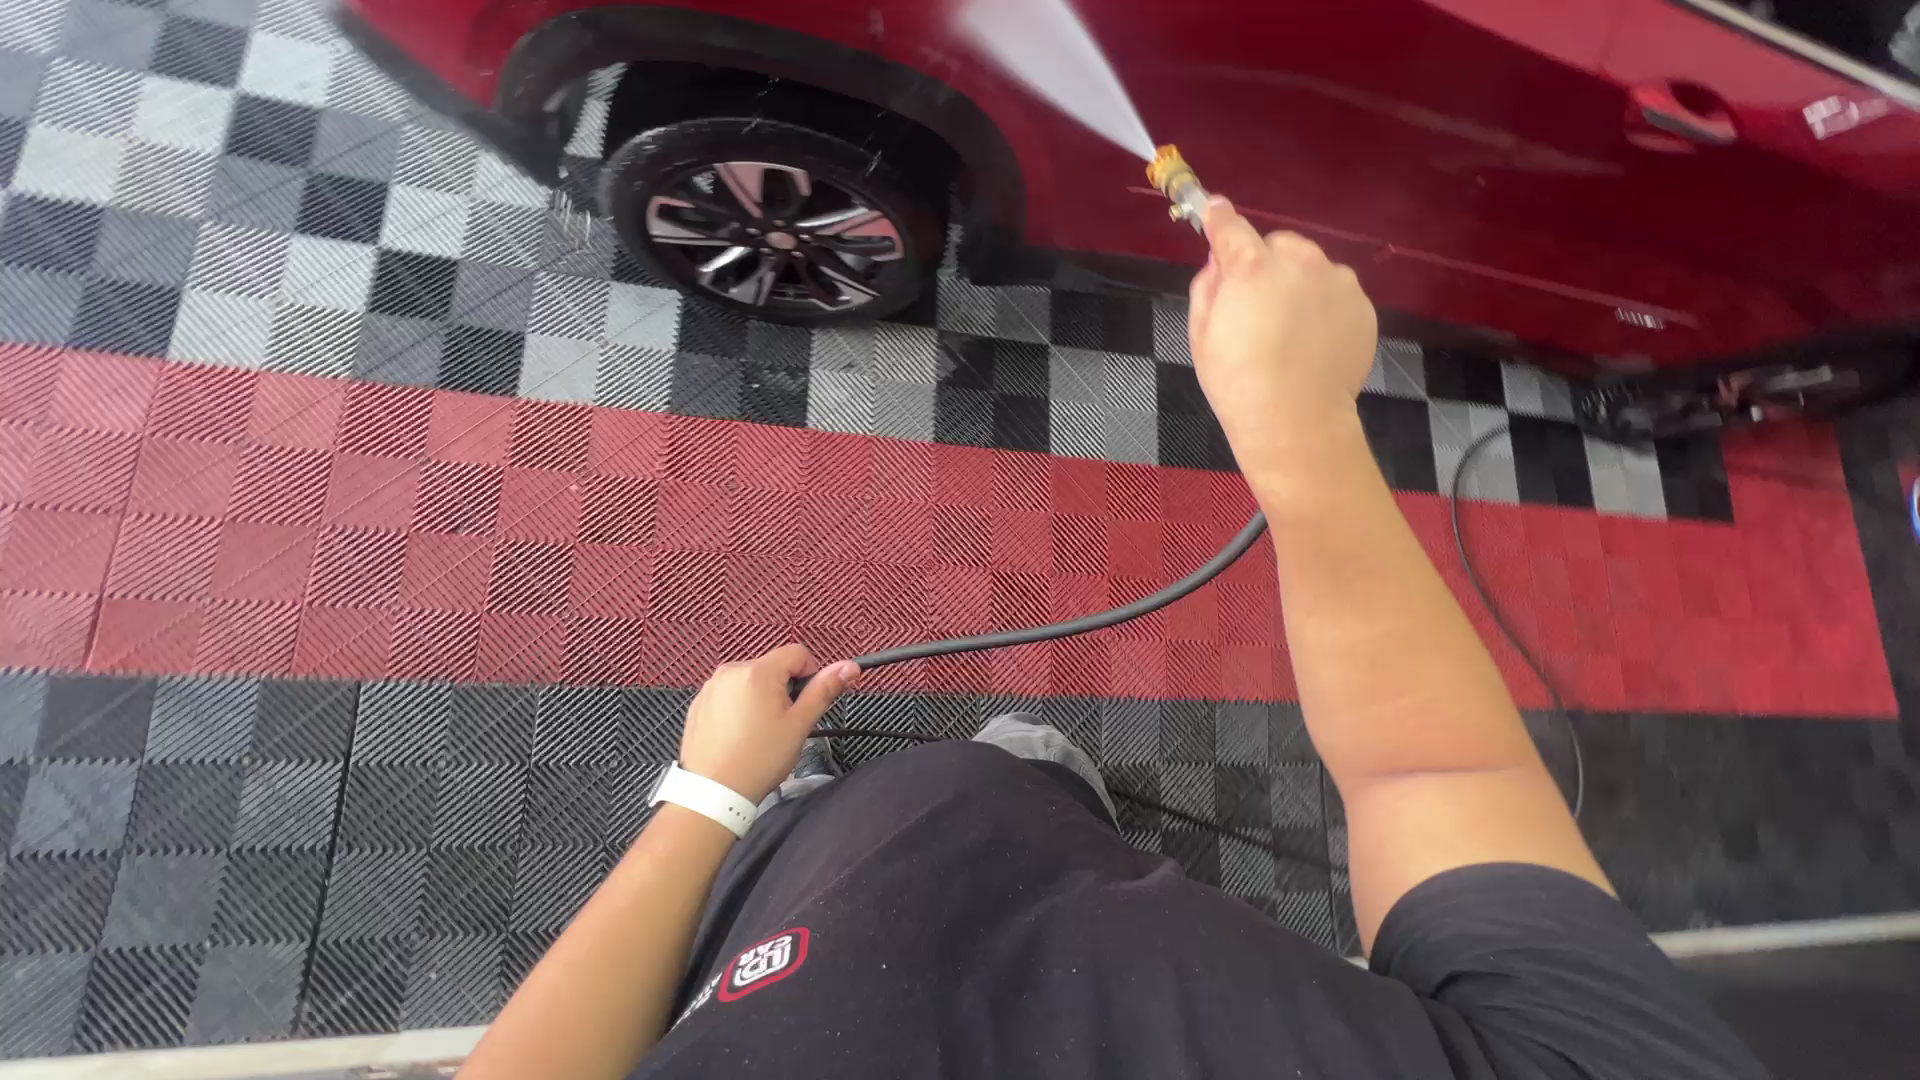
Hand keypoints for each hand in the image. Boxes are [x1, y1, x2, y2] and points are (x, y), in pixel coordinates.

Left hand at [679, 645, 859, 802]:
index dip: (810, 675)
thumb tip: (849, 668)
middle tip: (783, 723)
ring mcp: (712, 687)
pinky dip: (740, 707)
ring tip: (760, 732)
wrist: (713, 794)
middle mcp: (731, 671)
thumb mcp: (799, 725)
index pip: (797, 653)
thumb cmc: (758, 760)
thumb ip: (824, 690)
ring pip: (752, 680)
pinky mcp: (700, 703)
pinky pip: (731, 693)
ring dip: (762, 697)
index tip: (804, 703)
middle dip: (785, 689)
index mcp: (758, 672)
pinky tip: (741, 735)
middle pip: (774, 666)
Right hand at [1188, 197, 1377, 469]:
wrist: (1295, 420)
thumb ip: (1207, 287)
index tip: (1213, 211)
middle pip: (1277, 245)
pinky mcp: (1362, 305)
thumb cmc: (1236, 382)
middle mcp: (1299, 262)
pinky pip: (1335, 294)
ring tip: (1288, 332)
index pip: (1230, 227)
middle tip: (1254, 307)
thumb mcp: (1200, 336)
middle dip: (1264, 265)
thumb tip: (1219, 262)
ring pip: (1310, 268)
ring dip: (1297, 285)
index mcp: (1251, 268)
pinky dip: (1322, 309)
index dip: (1218, 219)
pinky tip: (1311, 344)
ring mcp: (1337, 282)